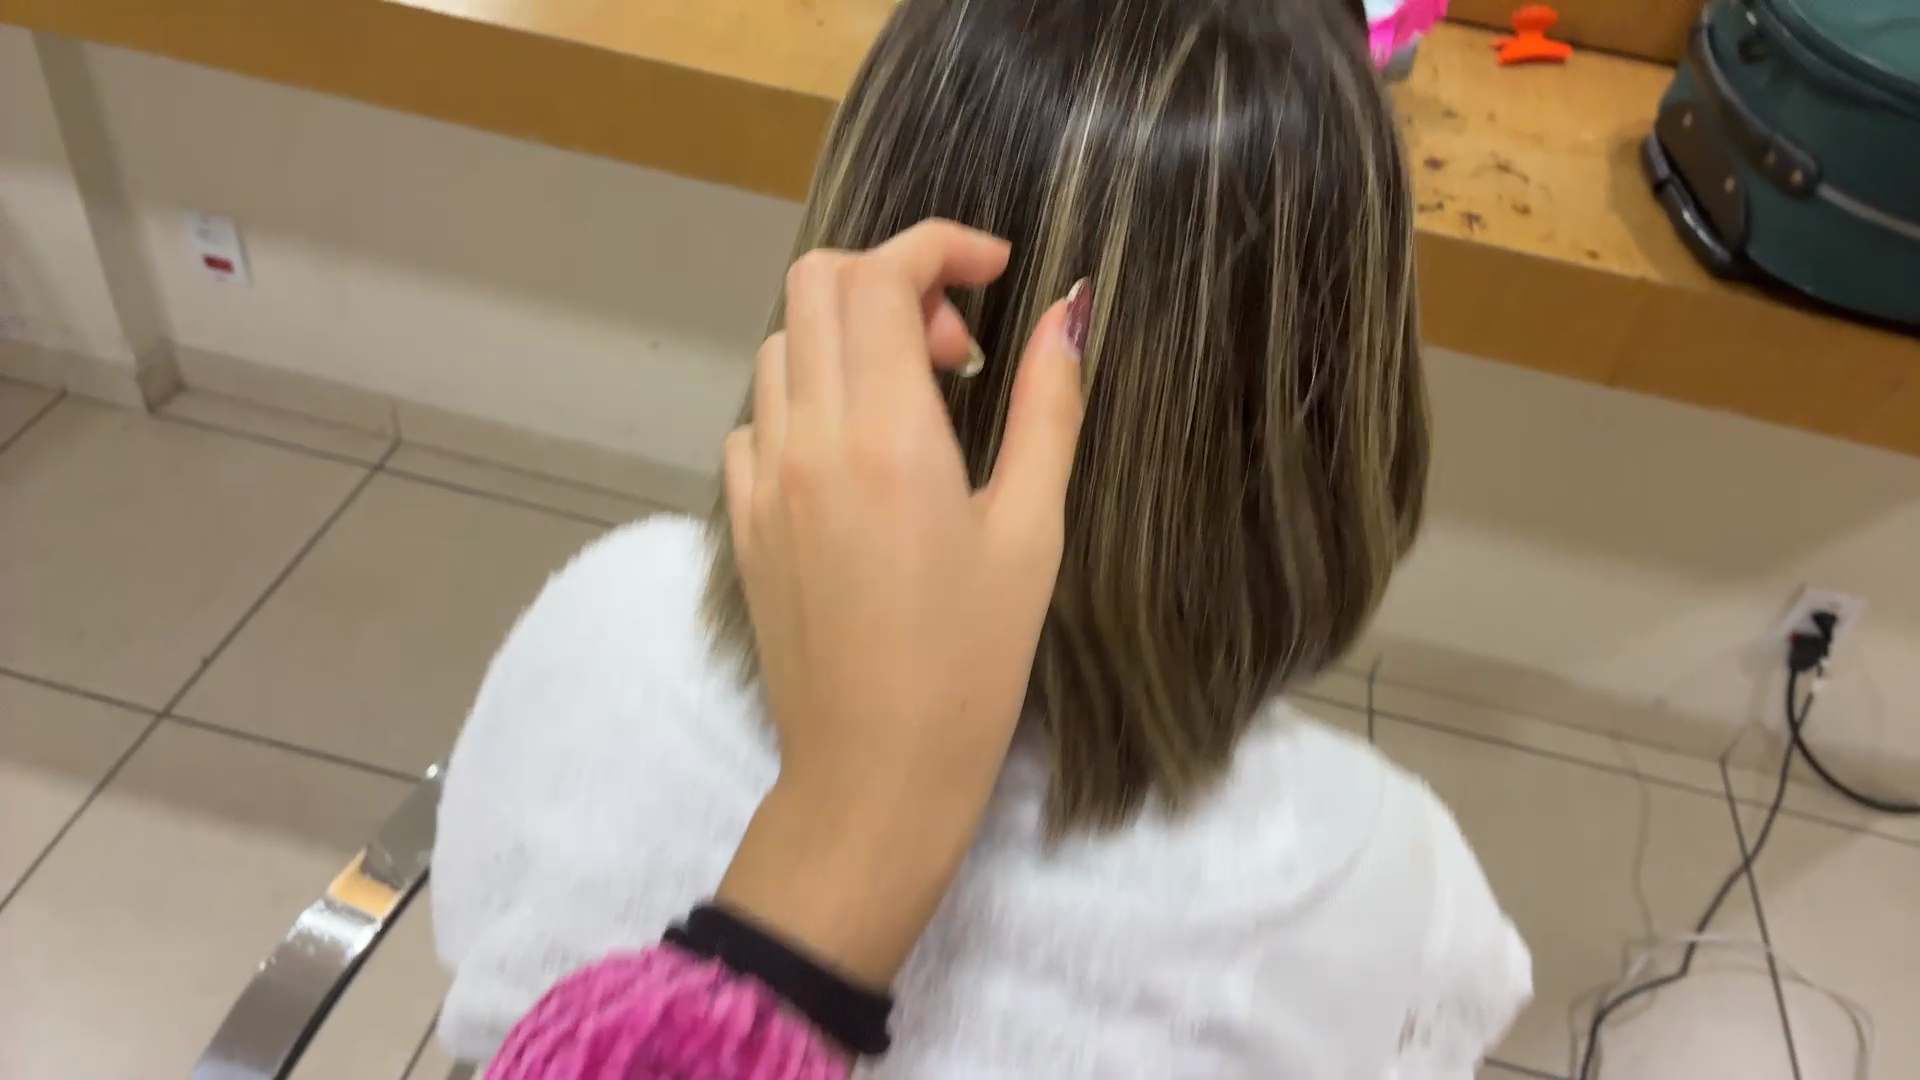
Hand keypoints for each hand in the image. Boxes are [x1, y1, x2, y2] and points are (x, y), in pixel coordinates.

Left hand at [715, 220, 1088, 987]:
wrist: (874, 771)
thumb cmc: (971, 662)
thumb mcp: (1031, 531)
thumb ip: (1048, 406)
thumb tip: (1071, 310)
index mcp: (886, 437)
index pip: (879, 275)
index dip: (939, 245)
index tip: (995, 271)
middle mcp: (805, 441)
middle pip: (816, 286)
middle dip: (893, 282)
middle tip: (958, 349)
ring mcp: (758, 480)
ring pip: (783, 347)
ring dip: (850, 341)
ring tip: (913, 405)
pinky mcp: (738, 521)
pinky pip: (759, 418)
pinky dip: (809, 400)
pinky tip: (854, 458)